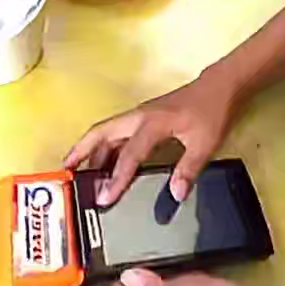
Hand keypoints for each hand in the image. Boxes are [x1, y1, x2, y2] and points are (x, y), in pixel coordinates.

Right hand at [64, 75, 238, 204]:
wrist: (219, 87)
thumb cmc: (211, 112)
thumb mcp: (205, 143)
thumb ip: (188, 169)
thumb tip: (175, 195)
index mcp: (152, 123)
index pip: (129, 154)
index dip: (116, 178)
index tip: (104, 198)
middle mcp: (138, 117)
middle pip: (101, 133)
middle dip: (81, 151)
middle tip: (65, 172)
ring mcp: (139, 116)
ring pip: (106, 132)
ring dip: (91, 150)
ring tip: (79, 173)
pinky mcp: (143, 118)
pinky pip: (117, 133)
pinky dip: (105, 147)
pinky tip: (104, 163)